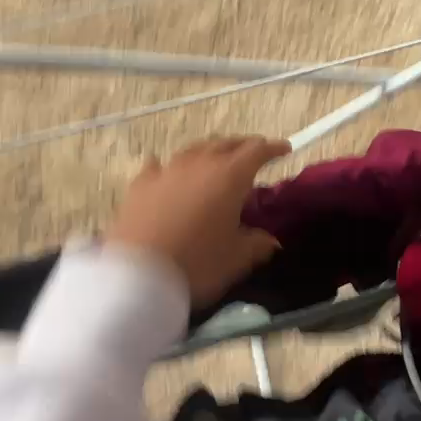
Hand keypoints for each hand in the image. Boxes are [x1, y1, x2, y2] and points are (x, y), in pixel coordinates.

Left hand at [107, 136, 289, 303]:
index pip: (257, 151)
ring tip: (216, 159)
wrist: (136, 276)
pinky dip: (170, 166)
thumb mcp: (237, 258)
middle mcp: (200, 164)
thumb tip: (270, 240)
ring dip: (210, 151)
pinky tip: (166, 169)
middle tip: (253, 153)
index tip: (284, 149)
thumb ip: (257, 244)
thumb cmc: (197, 263)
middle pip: (225, 143)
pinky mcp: (140, 186)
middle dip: (243, 146)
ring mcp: (166, 171)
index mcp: (230, 176)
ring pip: (194, 150)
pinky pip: (159, 166)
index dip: (273, 148)